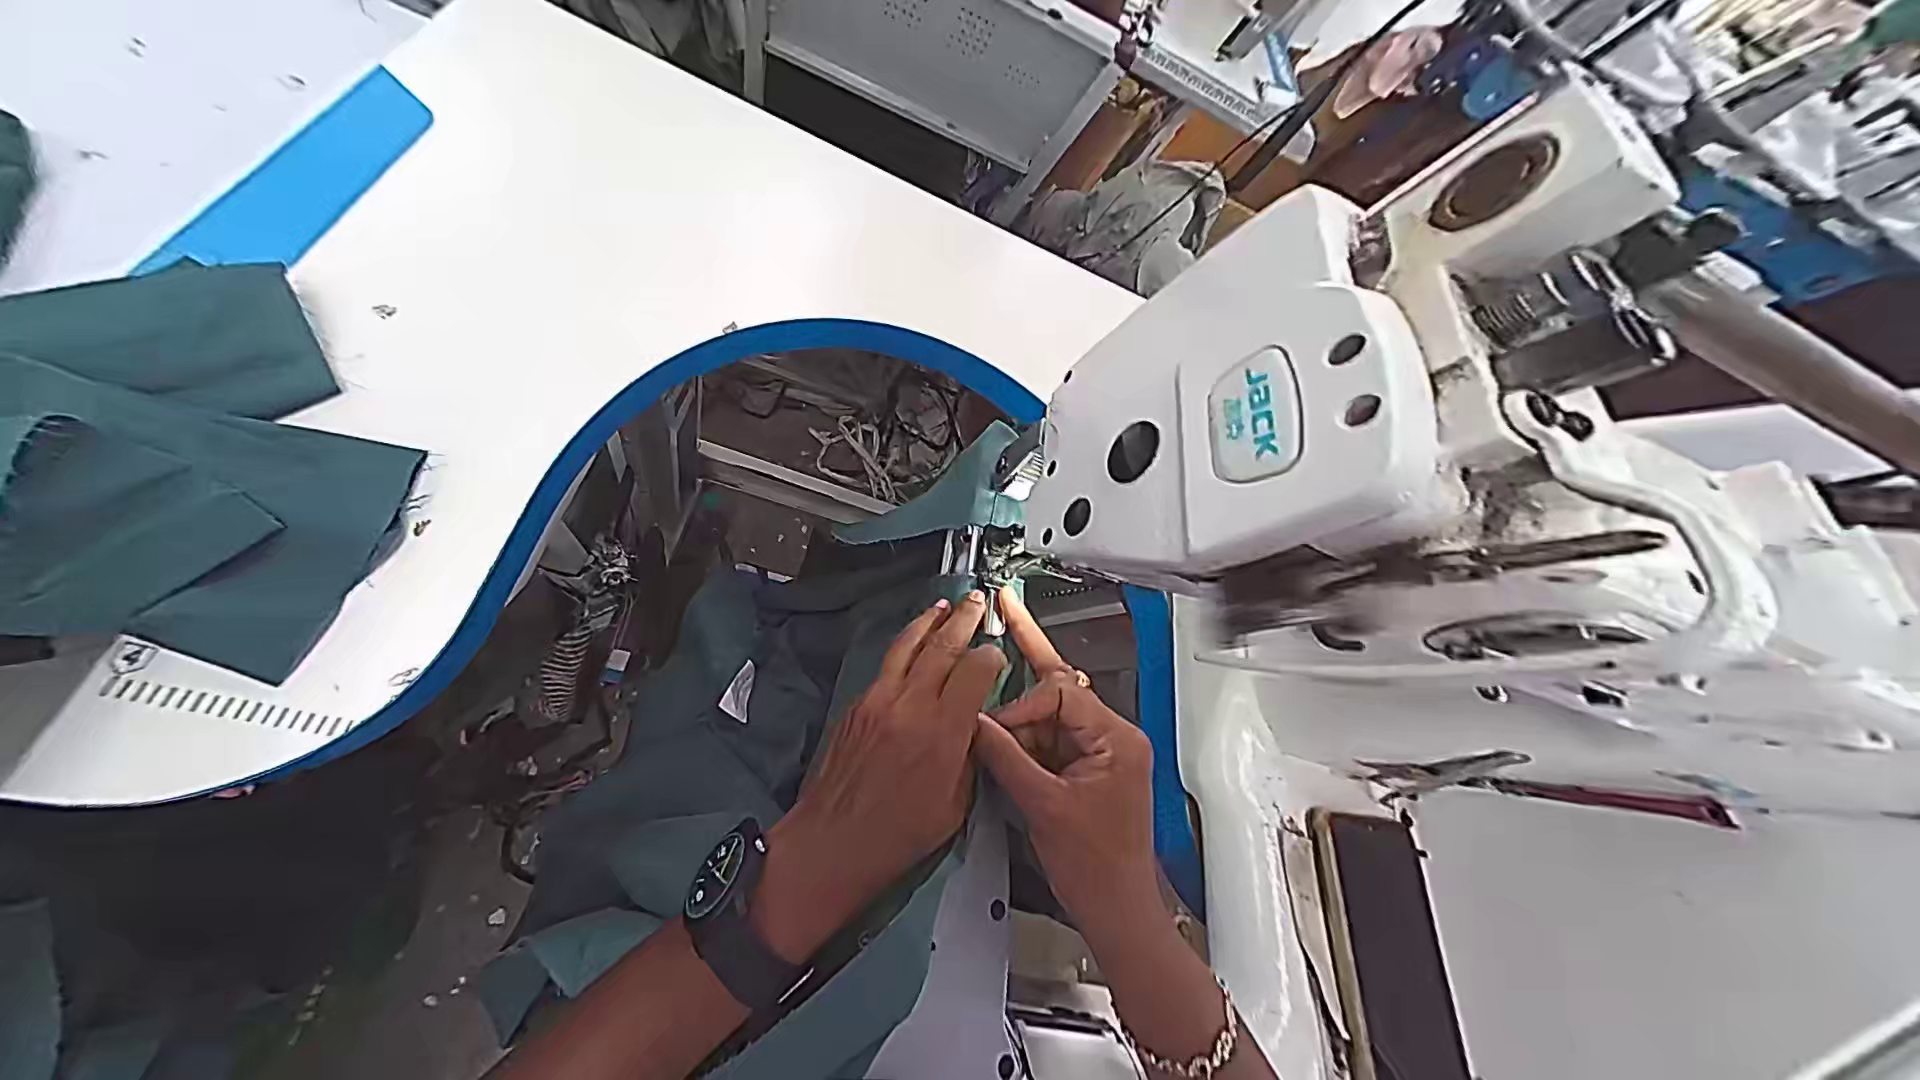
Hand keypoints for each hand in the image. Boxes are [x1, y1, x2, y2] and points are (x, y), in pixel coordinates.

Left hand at [753, 590, 1006, 962]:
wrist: (832, 840)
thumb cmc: (898, 834)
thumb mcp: (955, 804)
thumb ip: (970, 754)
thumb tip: (976, 721)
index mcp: (942, 733)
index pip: (975, 672)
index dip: (991, 656)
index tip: (998, 652)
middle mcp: (910, 706)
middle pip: (943, 646)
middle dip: (964, 620)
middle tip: (976, 602)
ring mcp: (879, 700)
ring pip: (908, 645)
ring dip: (930, 621)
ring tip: (945, 606)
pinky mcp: (858, 703)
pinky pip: (887, 662)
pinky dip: (906, 644)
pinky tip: (914, 641)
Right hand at [971, 587, 1162, 948]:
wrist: (1116, 910)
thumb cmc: (1097, 868)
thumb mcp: (1043, 806)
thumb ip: (1006, 757)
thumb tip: (975, 722)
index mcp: (1116, 739)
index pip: (1062, 693)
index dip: (1021, 706)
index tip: (991, 726)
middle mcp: (1112, 737)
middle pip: (1058, 691)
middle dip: (1024, 671)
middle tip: (1007, 610)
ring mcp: (1099, 751)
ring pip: (1050, 714)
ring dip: (1018, 721)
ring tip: (988, 722)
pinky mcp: (1085, 767)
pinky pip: (1048, 738)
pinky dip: (1022, 740)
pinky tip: (999, 741)